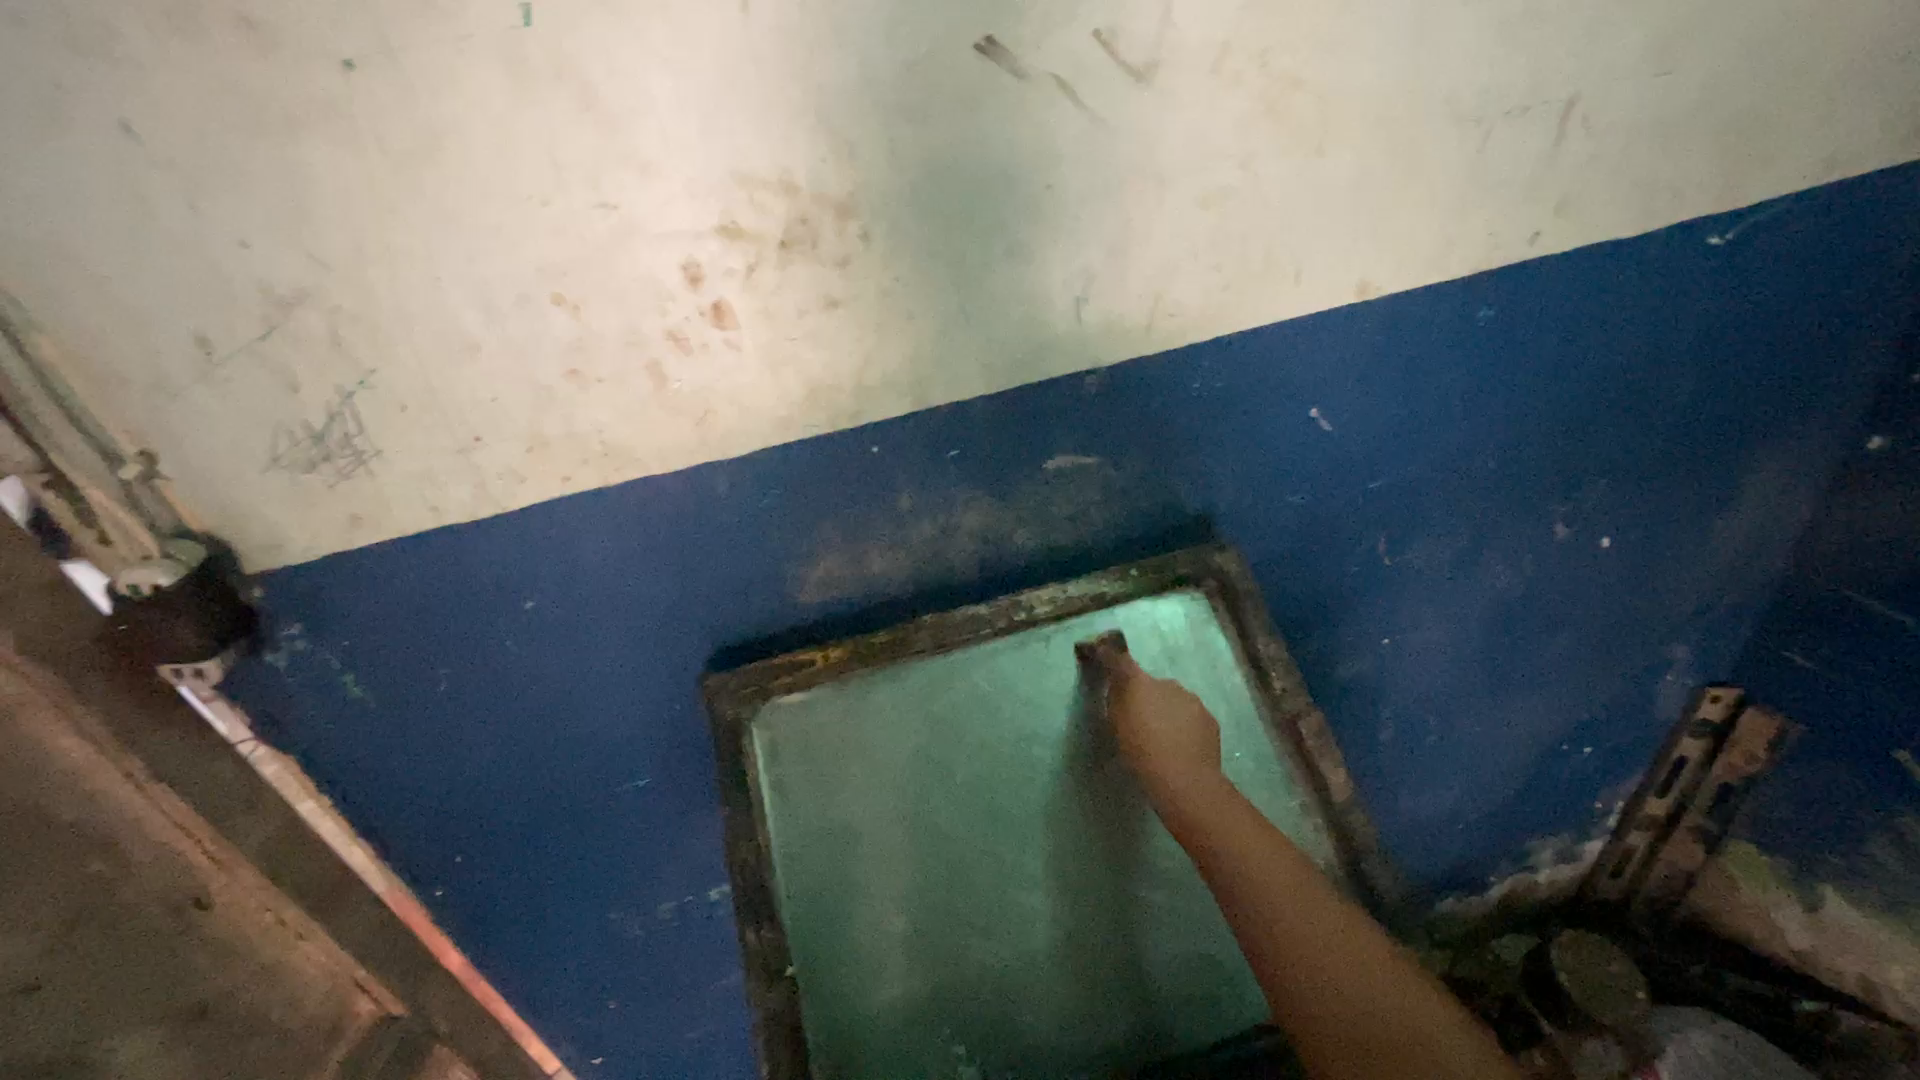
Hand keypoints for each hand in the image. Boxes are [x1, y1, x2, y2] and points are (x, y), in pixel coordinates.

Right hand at [1076, 631, 1223, 805]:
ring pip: (1174, 700)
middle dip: (1146, 697)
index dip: (1109, 653)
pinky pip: (1191, 716)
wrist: (1184, 779)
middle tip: (1139, 722)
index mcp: (1139, 683)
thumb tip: (1117, 686)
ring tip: (1162, 739)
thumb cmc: (1141, 753)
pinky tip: (1181, 746)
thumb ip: (1116, 701)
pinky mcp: (1209, 718)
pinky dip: (1184, 725)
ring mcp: (1191, 699)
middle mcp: (1167, 683)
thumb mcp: (1116, 727)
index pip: (1120, 659)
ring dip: (1167, 711)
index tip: (1101, 649)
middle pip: (1151, 684)